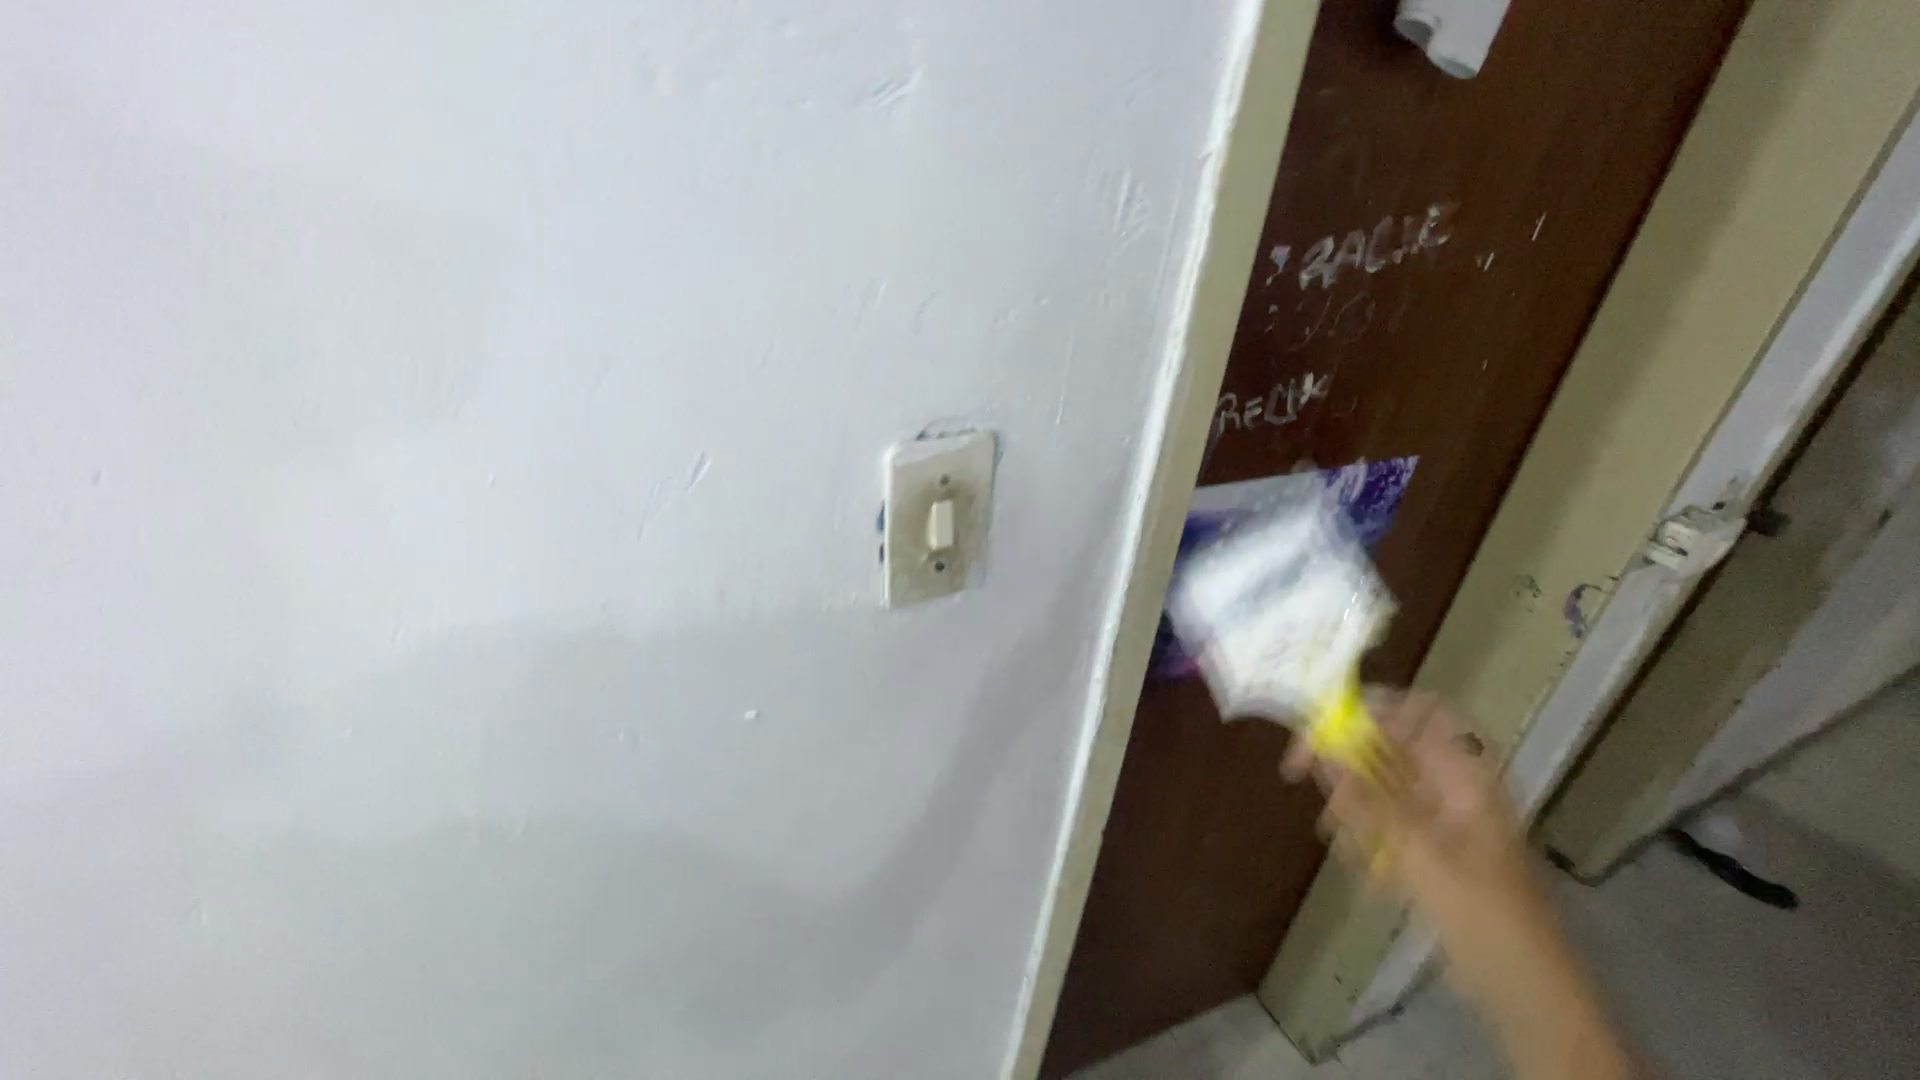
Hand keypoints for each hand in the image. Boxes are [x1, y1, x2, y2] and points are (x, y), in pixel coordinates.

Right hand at [1284, 690, 1556, 1004]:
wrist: (1525, 988)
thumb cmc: (1482, 912)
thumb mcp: (1418, 851)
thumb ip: (1368, 798)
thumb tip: (1322, 749)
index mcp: (1464, 773)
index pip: (1421, 709)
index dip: (1375, 704)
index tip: (1324, 718)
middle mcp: (1452, 784)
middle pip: (1390, 744)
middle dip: (1344, 757)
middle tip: (1297, 772)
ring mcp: (1441, 816)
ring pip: (1380, 783)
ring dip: (1350, 802)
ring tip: (1338, 836)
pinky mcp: (1429, 846)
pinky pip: (1384, 820)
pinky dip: (1365, 833)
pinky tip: (1365, 867)